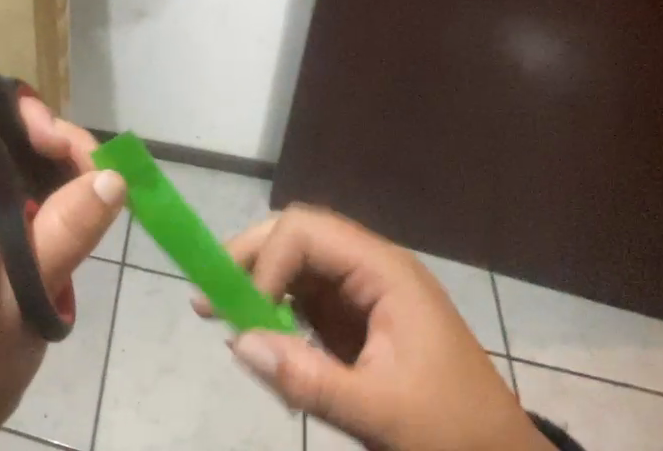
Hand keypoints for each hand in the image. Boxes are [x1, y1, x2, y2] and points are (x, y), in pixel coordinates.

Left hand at [0, 97, 126, 450]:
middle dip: (66, 158)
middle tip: (106, 192)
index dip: (37, 121)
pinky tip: (80, 241)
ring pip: (36, 172)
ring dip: (69, 192)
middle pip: (21, 139)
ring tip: (97, 220)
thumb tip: (115, 174)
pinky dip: (64, 218)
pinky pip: (37, 205)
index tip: (80, 157)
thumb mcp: (19, 286)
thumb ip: (65, 228)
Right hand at [201, 206, 549, 450]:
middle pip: (296, 234)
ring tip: (220, 311)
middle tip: (208, 294)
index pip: (307, 232)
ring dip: (256, 279)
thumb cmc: (453, 433)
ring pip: (295, 260)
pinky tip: (256, 331)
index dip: (267, 260)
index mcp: (385, 272)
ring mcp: (363, 291)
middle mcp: (371, 268)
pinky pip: (304, 294)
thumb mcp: (383, 415)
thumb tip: (236, 340)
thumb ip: (309, 379)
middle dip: (249, 258)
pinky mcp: (356, 317)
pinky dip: (273, 306)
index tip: (245, 310)